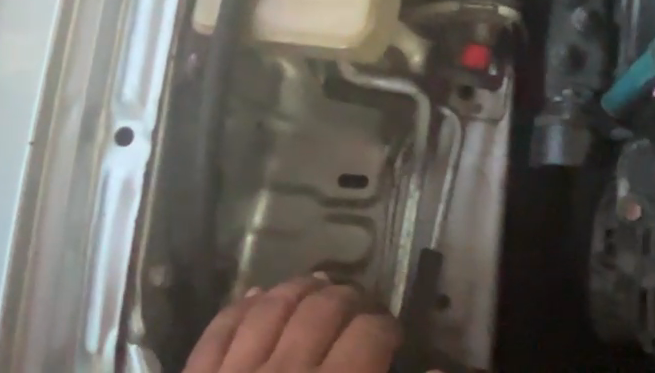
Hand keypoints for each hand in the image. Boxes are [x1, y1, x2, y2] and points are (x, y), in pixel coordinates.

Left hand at [185, 276, 401, 372]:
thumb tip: (437, 366)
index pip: (369, 335)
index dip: (385, 327)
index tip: (391, 335)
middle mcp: (287, 372)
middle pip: (323, 311)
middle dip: (347, 300)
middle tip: (358, 310)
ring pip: (272, 309)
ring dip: (298, 291)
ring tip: (316, 289)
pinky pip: (217, 332)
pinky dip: (239, 310)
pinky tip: (257, 299)